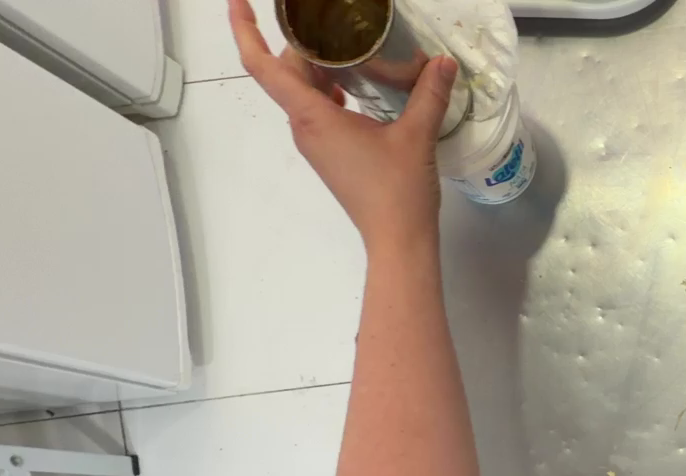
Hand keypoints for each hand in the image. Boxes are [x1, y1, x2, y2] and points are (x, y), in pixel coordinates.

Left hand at [228, 0, 450, 253]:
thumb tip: (444, 63)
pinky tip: (357, 93)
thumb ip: (429, 96)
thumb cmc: (399, 192)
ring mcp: (317, 147)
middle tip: (328, 28)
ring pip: (304, 96)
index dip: (245, 28)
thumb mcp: (417, 138)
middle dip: (301, 46)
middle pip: (286, 74)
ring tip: (348, 56)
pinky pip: (320, 116)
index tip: (241, 2)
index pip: (260, 64)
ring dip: (319, 71)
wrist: (400, 242)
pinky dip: (330, 95)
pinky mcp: (333, 160)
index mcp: (313, 116)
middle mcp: (305, 128)